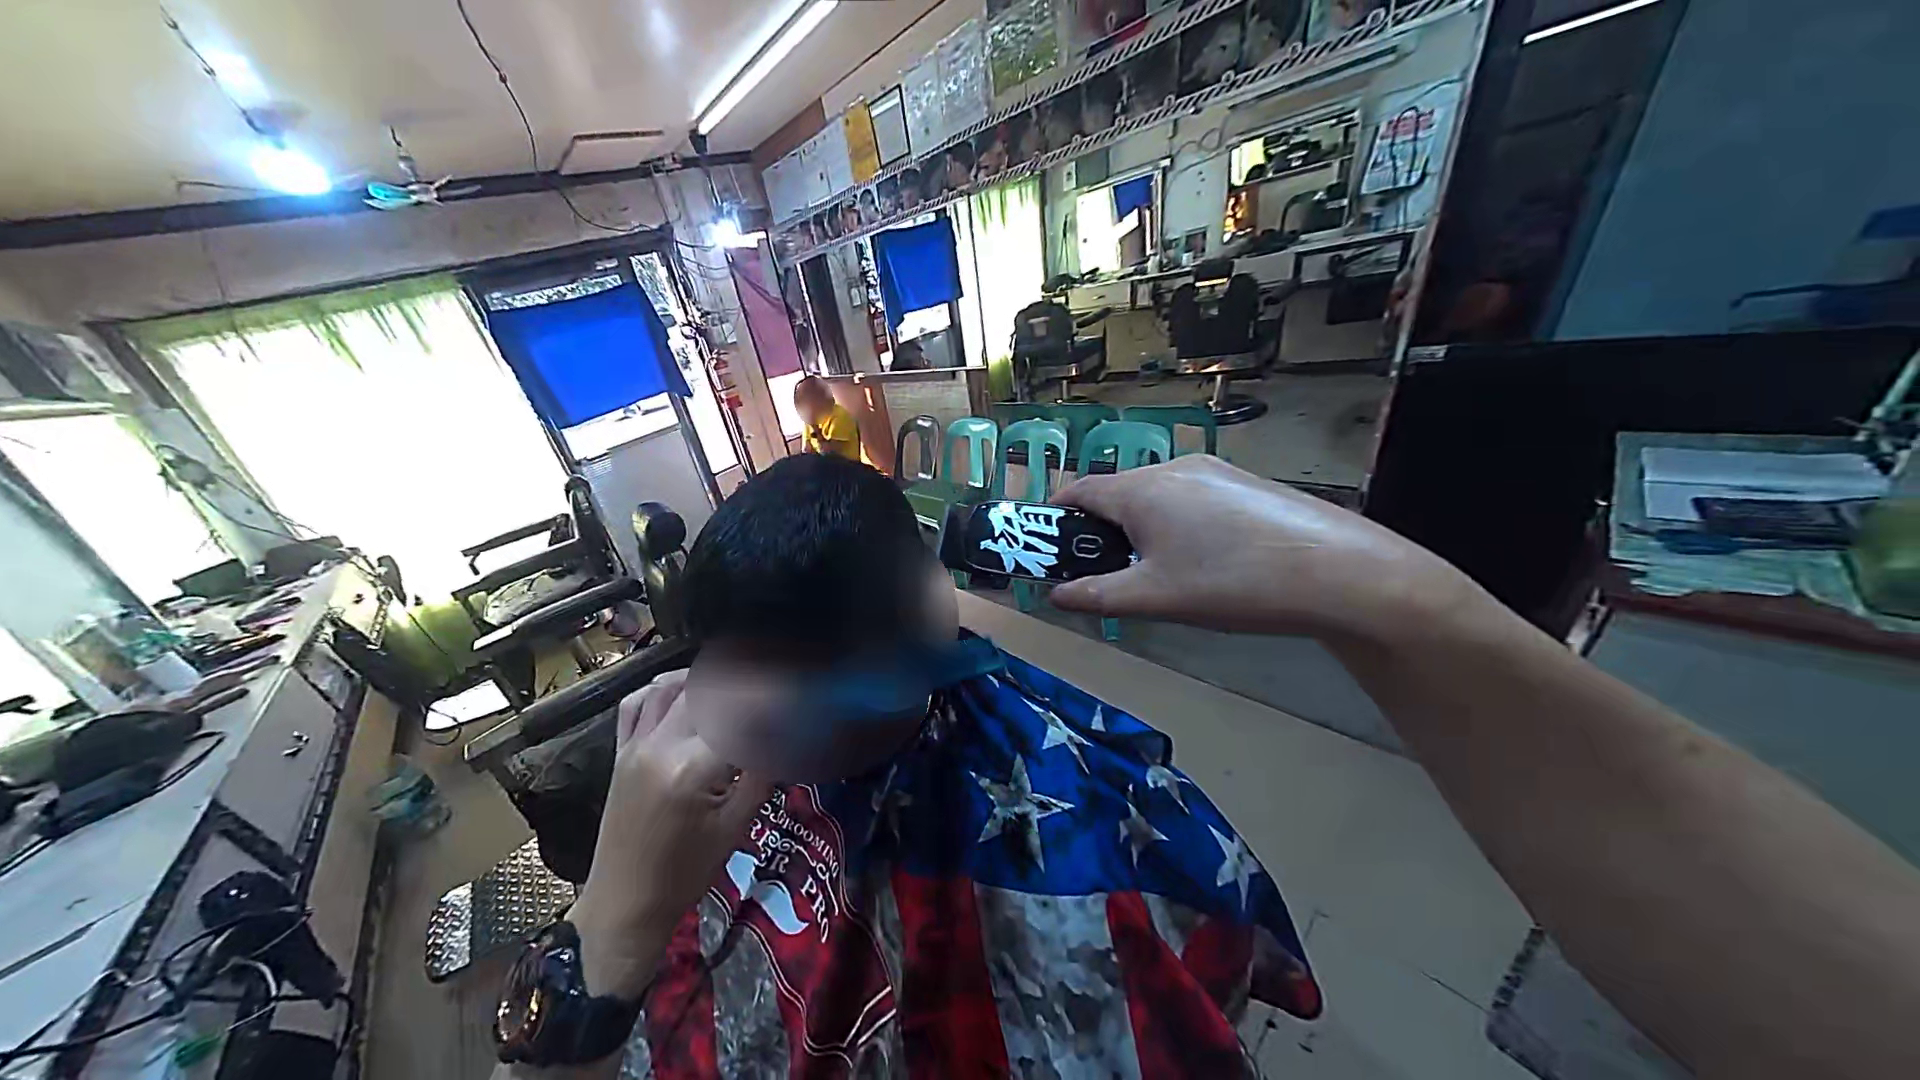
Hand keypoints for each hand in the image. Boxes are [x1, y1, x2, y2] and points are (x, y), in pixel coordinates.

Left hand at [566, 671, 773, 999]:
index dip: (775, 700)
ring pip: (670, 686)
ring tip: (733, 685)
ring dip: (705, 678)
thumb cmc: (686, 873)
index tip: (798, 695)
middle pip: (708, 690)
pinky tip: (684, 693)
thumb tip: (789, 735)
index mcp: (692, 768)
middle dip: (745, 682)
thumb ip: (763, 773)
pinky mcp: (620, 751)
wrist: (623, 905)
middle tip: (772, 688)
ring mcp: (635, 745)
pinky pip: (636, 703)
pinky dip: (663, 689)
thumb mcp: (736, 827)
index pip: (743, 714)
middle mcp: (661, 745)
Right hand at [1049, 455, 1483, 644]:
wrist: (1339, 573)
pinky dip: (1176, 522)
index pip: (1079, 490)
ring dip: (1140, 526)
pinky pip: (1191, 497)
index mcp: (1140, 489)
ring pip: (1156, 495)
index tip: (1050, 546)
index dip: (1055, 516)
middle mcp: (1172, 468)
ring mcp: (1213, 471)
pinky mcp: (1244, 483)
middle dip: (1100, 529)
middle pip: (1117, 492)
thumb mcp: (1153, 597)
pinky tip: (1205, 559)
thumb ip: (1096, 595)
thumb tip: (1054, 596)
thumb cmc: (1230, 583)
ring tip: (1158, 571)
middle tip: (1106, 572)